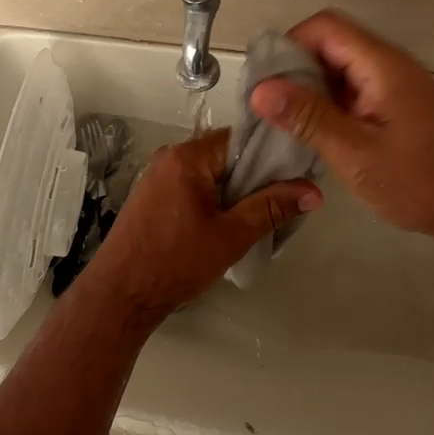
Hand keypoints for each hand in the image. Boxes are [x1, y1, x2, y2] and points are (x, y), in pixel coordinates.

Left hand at [81, 128, 320, 324]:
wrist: (121, 294)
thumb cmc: (176, 261)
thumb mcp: (231, 236)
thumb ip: (271, 208)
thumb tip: (312, 192)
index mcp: (187, 156)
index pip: (238, 139)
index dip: (268, 155)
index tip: (294, 172)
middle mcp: (170, 156)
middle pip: (223, 154)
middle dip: (252, 176)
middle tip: (283, 197)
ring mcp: (157, 175)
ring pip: (208, 172)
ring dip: (232, 189)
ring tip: (261, 212)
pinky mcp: (152, 195)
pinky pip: (192, 184)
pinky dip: (212, 197)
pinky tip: (229, 221)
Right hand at [247, 9, 433, 249]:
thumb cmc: (423, 183)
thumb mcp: (355, 154)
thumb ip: (308, 117)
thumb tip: (261, 89)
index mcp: (382, 65)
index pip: (324, 27)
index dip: (290, 45)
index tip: (267, 81)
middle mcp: (391, 65)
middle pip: (333, 44)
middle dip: (297, 69)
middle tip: (272, 107)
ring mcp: (400, 86)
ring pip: (344, 69)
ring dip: (315, 89)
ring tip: (290, 125)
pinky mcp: (404, 107)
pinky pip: (359, 89)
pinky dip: (334, 104)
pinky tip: (322, 136)